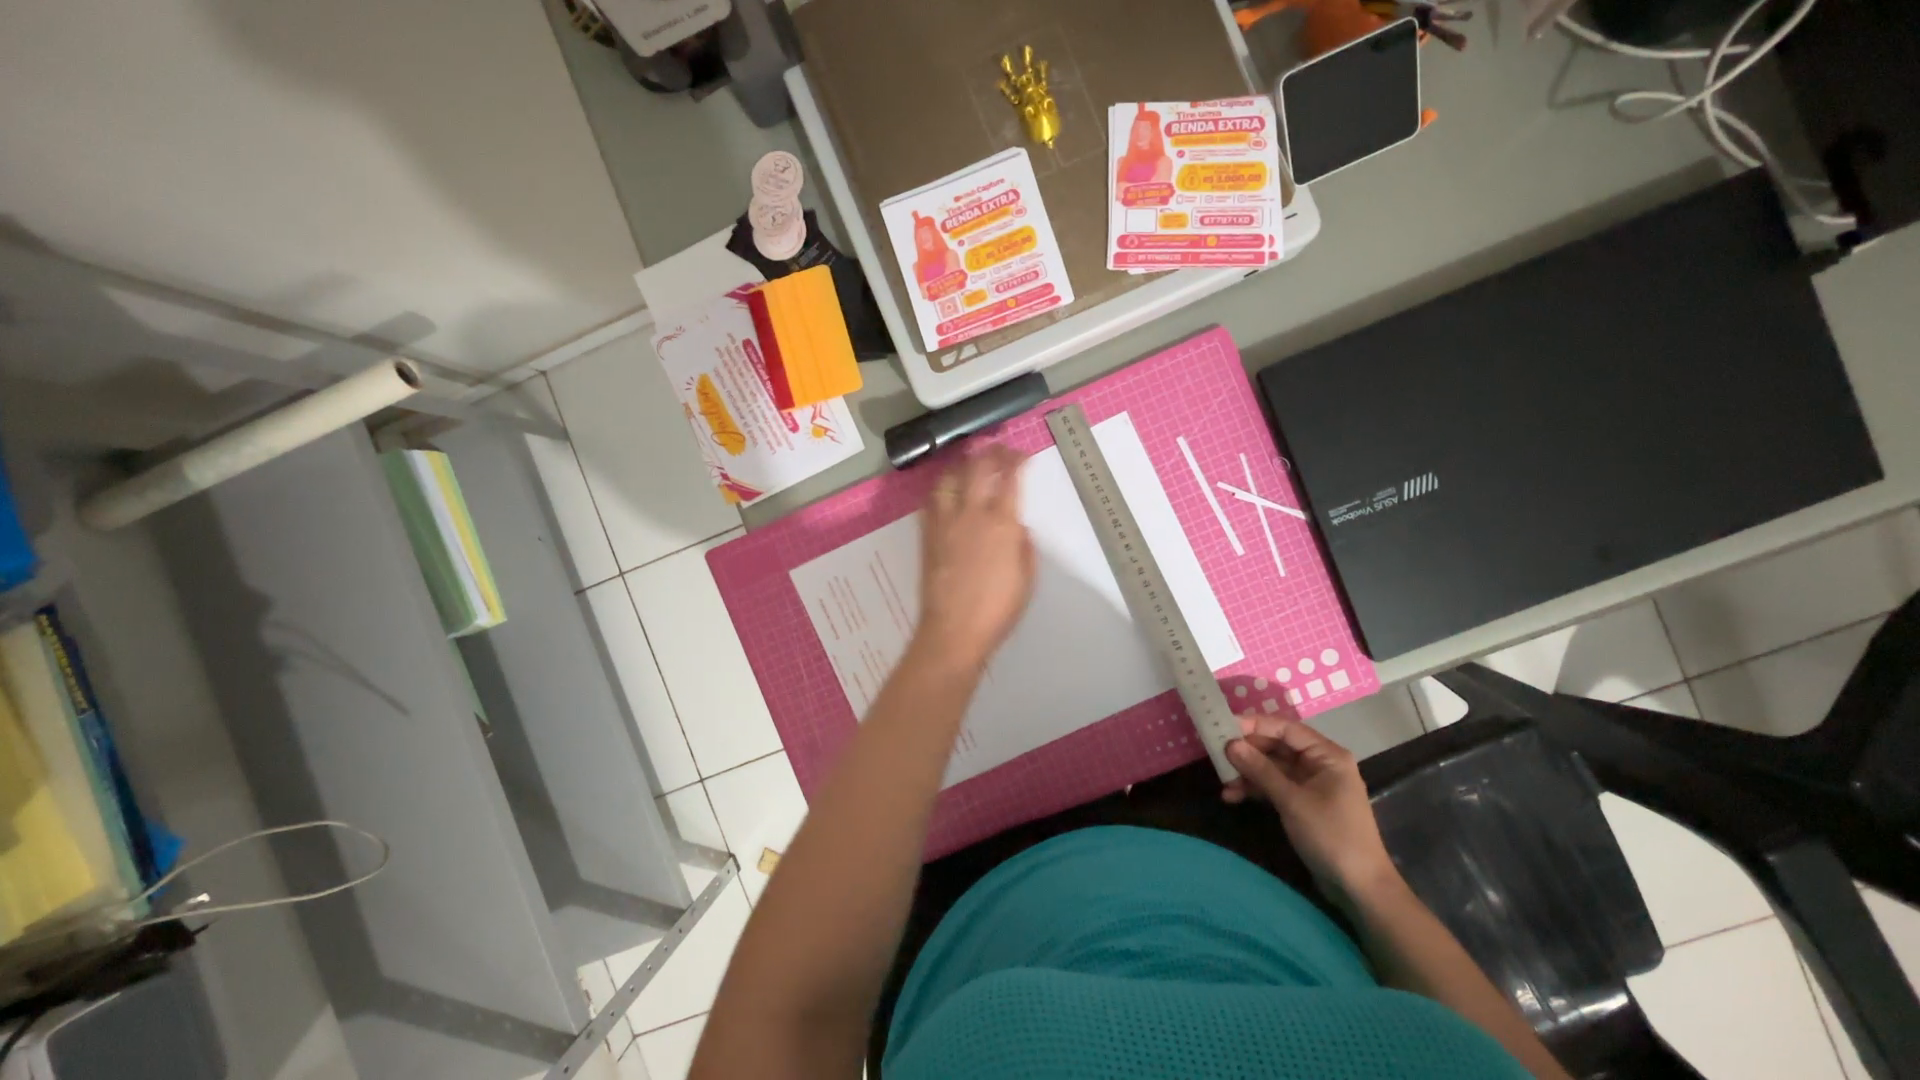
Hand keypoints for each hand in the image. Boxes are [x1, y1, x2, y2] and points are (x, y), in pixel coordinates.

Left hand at [914, 445, 1036, 672]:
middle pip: (978, 468)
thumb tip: (1016, 526)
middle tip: (1000, 450)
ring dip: (963, 465)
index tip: (1023, 456)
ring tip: (972, 464)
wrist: (954, 631)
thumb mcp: (1027, 578)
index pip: (1009, 477)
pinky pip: (932, 500)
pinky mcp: (927, 534)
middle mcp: (971, 514)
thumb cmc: (998, 610)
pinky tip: (948, 490)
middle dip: (991, 452)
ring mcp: (945, 522)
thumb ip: (1023, 545)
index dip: (1017, 460)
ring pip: (950, 477)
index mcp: (1002, 523)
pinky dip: (942, 487)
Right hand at [1224, 715, 1401, 904]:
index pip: (1286, 729)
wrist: (1359, 884)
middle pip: (1278, 747)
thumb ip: (1261, 770)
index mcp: (1327, 755)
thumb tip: (1231, 744)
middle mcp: (1320, 764)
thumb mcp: (1292, 801)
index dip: (1254, 725)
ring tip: (1223, 783)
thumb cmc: (1330, 834)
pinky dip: (1256, 790)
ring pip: (1273, 768)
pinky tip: (1233, 797)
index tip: (1223, 727)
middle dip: (1248, 752)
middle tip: (1216, 755)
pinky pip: (1275, 787)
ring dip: (1248, 774)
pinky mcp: (1303, 803)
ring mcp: (1311, 785)